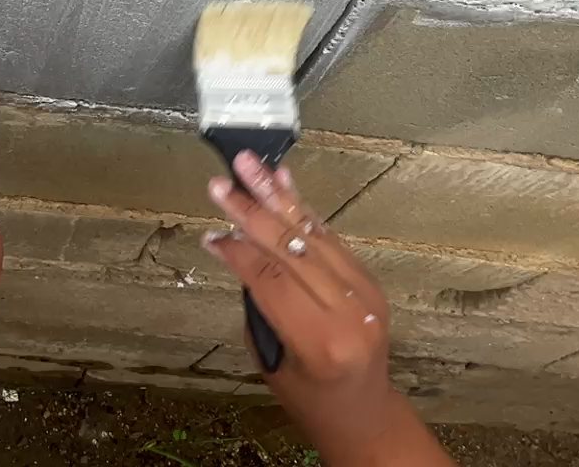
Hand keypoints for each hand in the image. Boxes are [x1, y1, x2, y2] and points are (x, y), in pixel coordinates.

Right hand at [203, 153, 452, 466]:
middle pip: (291, 248)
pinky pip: (327, 236)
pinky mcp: (368, 279)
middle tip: (220, 184)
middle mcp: (349, 312)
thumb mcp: (270, 356)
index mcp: (321, 342)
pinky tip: (281, 180)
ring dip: (275, 195)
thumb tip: (240, 241)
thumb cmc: (308, 396)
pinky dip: (301, 206)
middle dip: (251, 211)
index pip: (271, 279)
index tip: (211, 235)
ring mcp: (365, 293)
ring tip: (248, 164)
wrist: (365, 414)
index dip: (238, 251)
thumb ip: (261, 299)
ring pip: (311, 233)